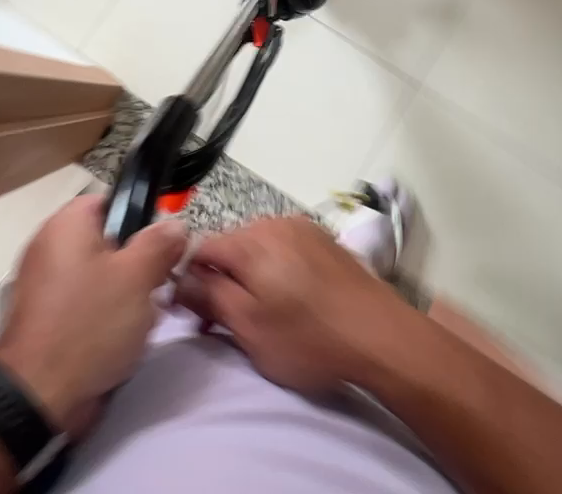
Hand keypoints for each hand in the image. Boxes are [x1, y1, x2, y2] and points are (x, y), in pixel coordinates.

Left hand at [0, 194, 186, 433]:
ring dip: (128, 295)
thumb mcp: (137, 277)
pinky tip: (123, 340)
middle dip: (139, 265)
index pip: (112, 201)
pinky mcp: (47, 319)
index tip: (162, 246)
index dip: (142, 220)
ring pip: (102, 277)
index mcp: (67, 225)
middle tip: (158, 286)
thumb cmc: (90, 323)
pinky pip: (86, 305)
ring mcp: (45, 285)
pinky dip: (106, 318)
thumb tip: (174, 224)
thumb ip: (160, 244)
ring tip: (143, 319)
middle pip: (109, 242)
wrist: (38, 396)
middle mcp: (50, 247)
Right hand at [173, 216, 420, 392]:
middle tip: (229, 322)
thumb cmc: (309, 337)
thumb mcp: (249, 326)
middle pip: (230, 246)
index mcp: (250, 241)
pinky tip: (292, 300)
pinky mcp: (324, 240)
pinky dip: (277, 270)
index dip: (190, 281)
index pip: (199, 248)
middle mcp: (274, 223)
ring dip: (250, 276)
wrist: (381, 334)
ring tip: (262, 314)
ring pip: (258, 248)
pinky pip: (285, 249)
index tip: (196, 315)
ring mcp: (303, 228)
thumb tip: (180, 279)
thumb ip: (209, 296)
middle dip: (222, 279)